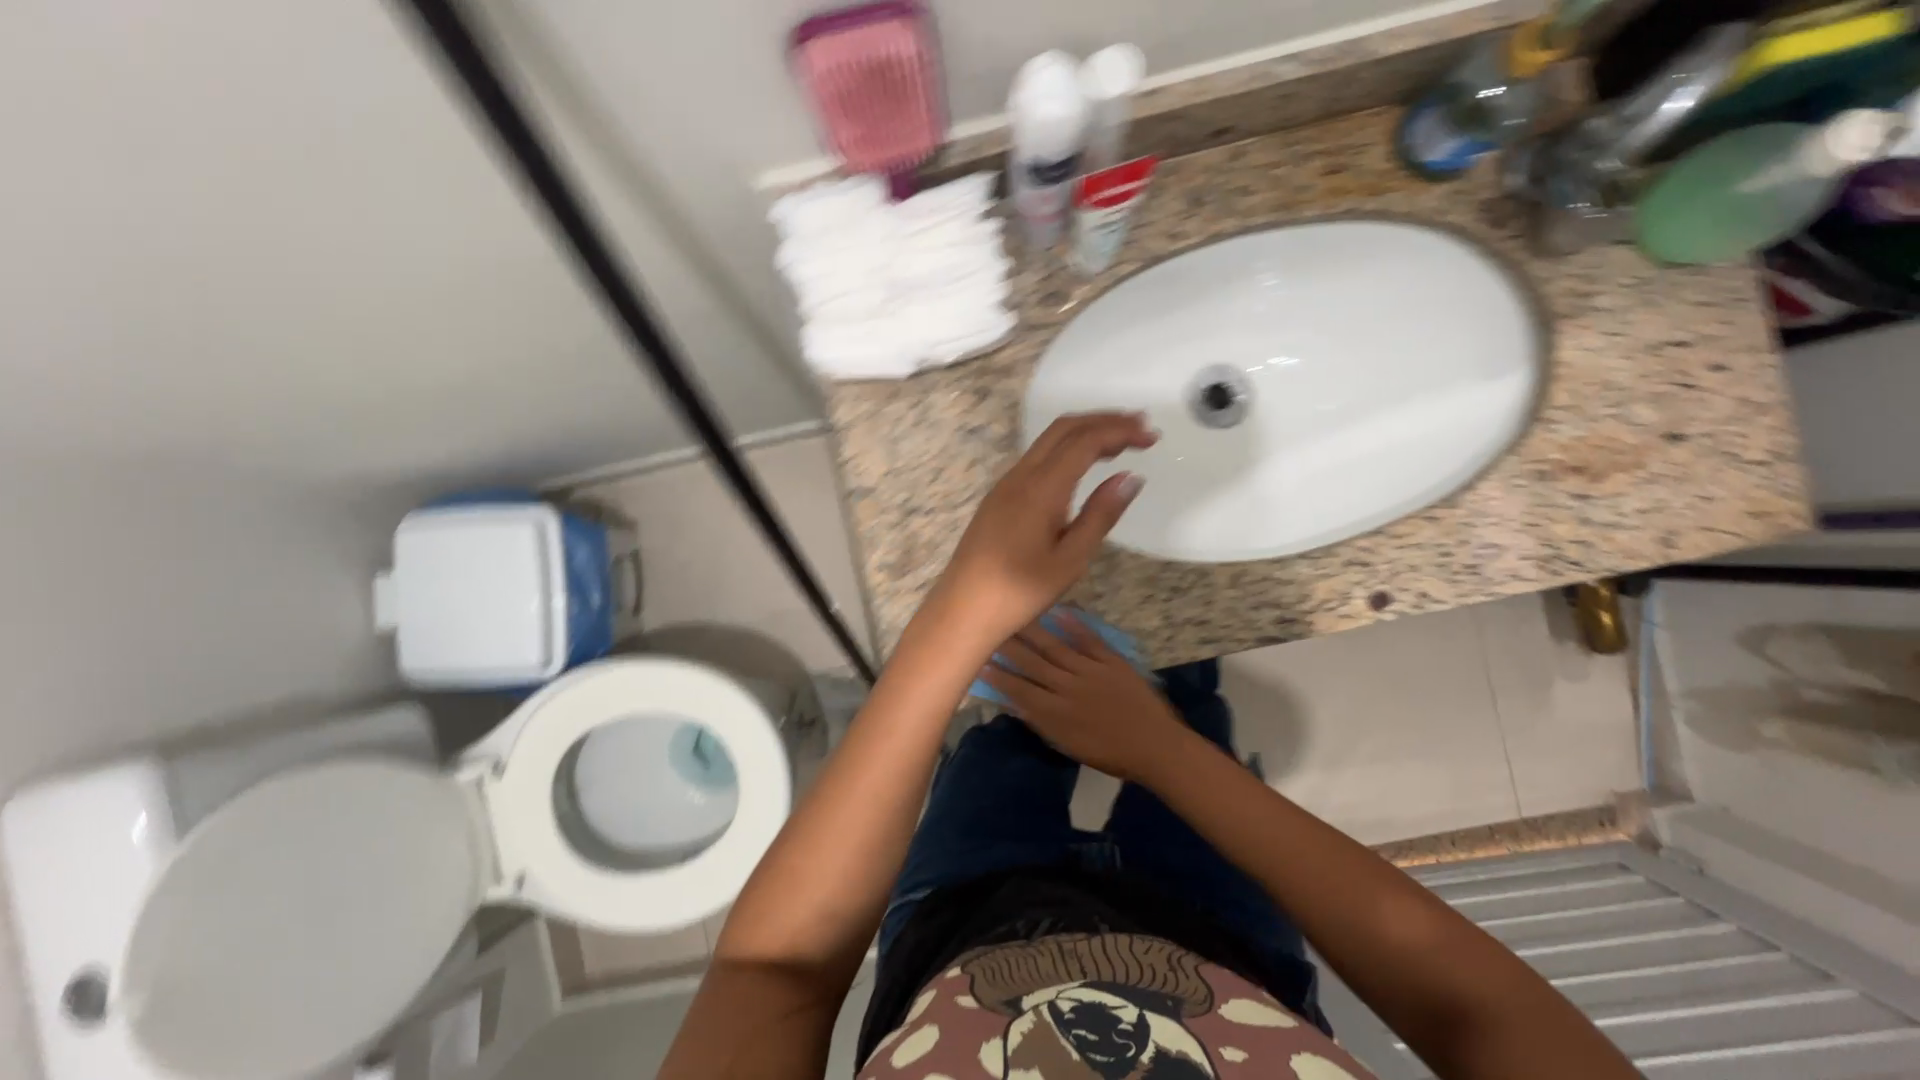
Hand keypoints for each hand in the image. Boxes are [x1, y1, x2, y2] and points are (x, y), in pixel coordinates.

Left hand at [929, 412, 1156, 646]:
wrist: (962, 611)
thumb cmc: (1019, 593)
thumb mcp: (1070, 560)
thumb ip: (1101, 514)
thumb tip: (1130, 477)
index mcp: (1041, 488)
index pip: (1085, 441)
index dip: (1120, 431)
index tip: (1152, 437)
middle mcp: (1020, 476)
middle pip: (1064, 429)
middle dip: (1104, 421)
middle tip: (1140, 427)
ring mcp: (1005, 485)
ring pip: (1048, 441)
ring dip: (1084, 433)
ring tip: (1119, 442)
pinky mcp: (998, 498)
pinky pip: (1037, 458)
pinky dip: (1066, 450)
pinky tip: (1082, 467)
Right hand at [981, 612, 1196, 784]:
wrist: (1155, 747)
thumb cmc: (1111, 753)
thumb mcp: (1069, 746)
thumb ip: (1042, 724)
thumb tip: (1015, 705)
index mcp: (1056, 713)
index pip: (1020, 690)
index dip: (999, 676)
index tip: (981, 662)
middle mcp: (1068, 687)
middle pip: (1033, 663)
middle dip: (1010, 647)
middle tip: (990, 629)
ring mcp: (1090, 671)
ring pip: (1055, 648)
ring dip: (1033, 632)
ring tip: (1016, 616)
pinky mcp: (1112, 662)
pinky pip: (1089, 640)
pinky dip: (1074, 626)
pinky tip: (1058, 613)